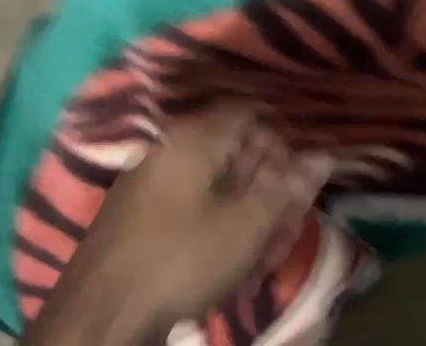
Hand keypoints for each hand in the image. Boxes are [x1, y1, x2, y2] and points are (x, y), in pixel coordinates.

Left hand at [27, 107, 329, 345]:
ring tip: (263, 248)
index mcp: (193, 137)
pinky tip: (228, 259)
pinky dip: (214, 223)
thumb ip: (287, 186)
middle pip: (230, 148)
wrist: (101, 313)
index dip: (280, 135)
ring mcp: (147, 181)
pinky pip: (188, 205)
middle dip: (265, 180)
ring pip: (211, 182)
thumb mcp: (245, 225)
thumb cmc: (181, 258)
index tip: (300, 169)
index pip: (247, 111)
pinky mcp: (136, 216)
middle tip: (286, 219)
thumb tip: (323, 154)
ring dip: (243, 209)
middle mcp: (168, 147)